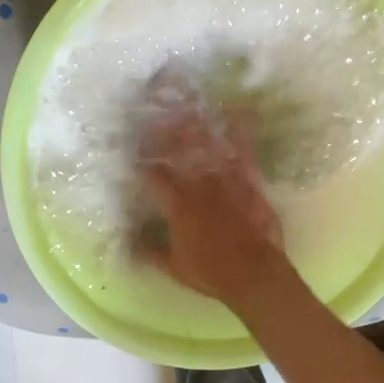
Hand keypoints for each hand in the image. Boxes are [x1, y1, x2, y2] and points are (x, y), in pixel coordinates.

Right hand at [135, 105, 289, 306]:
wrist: (254, 274)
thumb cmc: (211, 273)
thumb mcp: (174, 267)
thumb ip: (150, 251)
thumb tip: (129, 243)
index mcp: (178, 207)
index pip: (155, 179)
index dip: (144, 166)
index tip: (136, 157)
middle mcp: (200, 187)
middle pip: (181, 153)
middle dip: (168, 135)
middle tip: (160, 118)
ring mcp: (227, 182)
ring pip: (210, 147)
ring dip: (199, 128)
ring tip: (191, 108)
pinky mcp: (251, 183)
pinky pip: (245, 153)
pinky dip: (242, 133)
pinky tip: (240, 112)